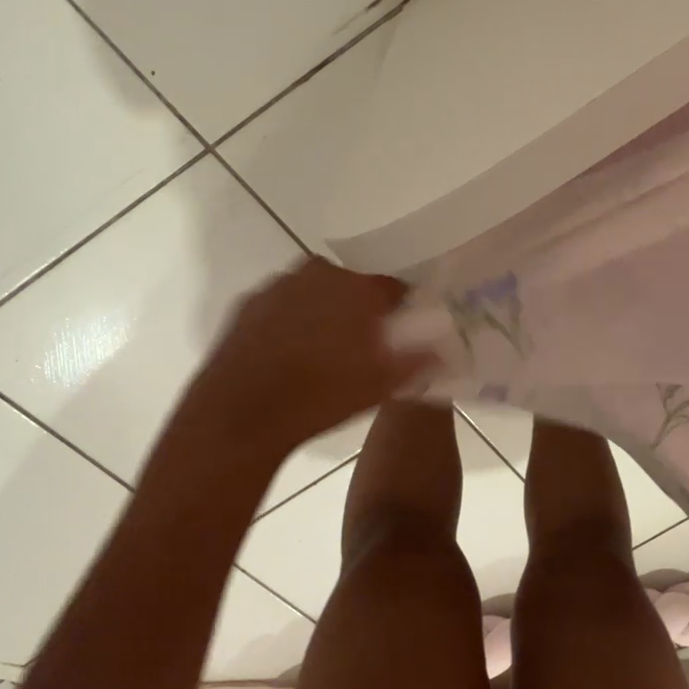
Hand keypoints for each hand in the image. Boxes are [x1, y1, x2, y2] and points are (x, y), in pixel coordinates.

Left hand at [178, 258, 438, 454]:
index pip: (393, 287)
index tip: (404, 330)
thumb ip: (419, 362)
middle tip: (366, 342)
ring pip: (314, 292)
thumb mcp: (380, 386)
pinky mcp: (247, 304)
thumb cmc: (320, 397)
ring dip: (324, 311)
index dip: (401, 308)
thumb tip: (448, 353)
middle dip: (361, 307)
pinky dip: (292, 321)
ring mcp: (278, 286)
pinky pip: (282, 305)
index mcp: (357, 288)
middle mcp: (318, 274)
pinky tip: (292, 355)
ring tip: (327, 350)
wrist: (239, 414)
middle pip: (352, 285)